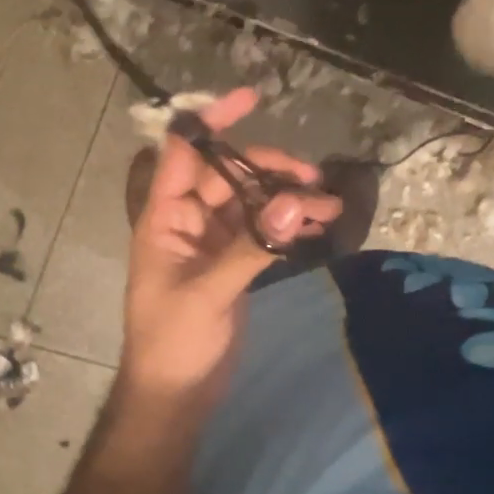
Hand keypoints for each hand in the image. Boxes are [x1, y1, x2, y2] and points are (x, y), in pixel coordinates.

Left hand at [120, 88, 341, 404]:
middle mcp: (189, 219)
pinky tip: (319, 224)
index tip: (251, 97)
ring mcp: (215, 239)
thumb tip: (294, 202)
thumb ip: (252, 246)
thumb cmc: (173, 342)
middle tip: (313, 177)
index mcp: (165, 217)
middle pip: (232, 174)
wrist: (177, 396)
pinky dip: (290, 222)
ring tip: (329, 205)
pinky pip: (266, 226)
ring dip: (289, 197)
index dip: (212, 121)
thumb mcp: (208, 294)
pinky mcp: (236, 259)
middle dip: (272, 169)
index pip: (183, 153)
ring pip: (255, 200)